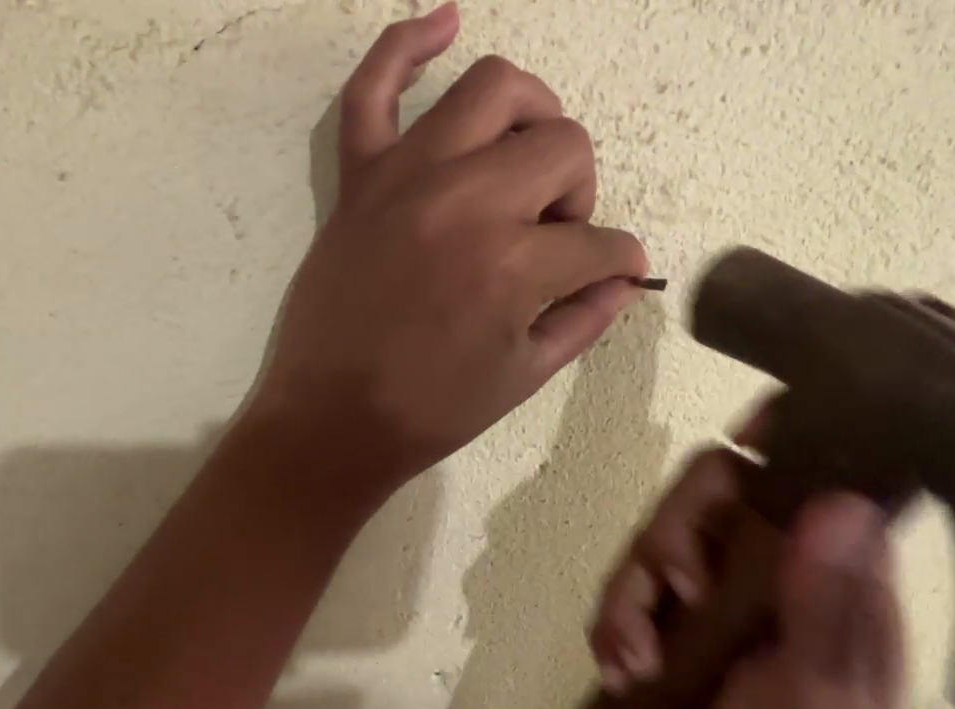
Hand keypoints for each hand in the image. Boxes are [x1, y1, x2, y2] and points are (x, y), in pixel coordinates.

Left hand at [246, 3, 651, 491]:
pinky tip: (444, 25)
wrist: (331, 422)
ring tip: (526, 158)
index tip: (617, 272)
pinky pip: (374, 88)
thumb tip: (623, 280)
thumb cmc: (429, 413)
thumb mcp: (522, 378)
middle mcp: (468, 201)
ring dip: (531, 114)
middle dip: (579, 191)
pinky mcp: (360, 178)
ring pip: (492, 88)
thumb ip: (582, 320)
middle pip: (562, 145)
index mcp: (515, 264)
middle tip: (555, 237)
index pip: (598, 241)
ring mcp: (408, 179)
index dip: (619, 261)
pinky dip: (408, 46)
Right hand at [589, 416, 902, 708]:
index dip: (780, 437)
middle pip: (706, 496)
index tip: (741, 436)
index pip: (812, 469)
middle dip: (667, 543)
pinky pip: (632, 594)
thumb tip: (836, 500)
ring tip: (626, 661)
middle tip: (668, 597)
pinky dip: (615, 626)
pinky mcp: (680, 622)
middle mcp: (778, 564)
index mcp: (835, 568)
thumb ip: (825, 605)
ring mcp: (724, 593)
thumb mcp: (818, 693)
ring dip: (628, 597)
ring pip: (656, 544)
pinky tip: (618, 669)